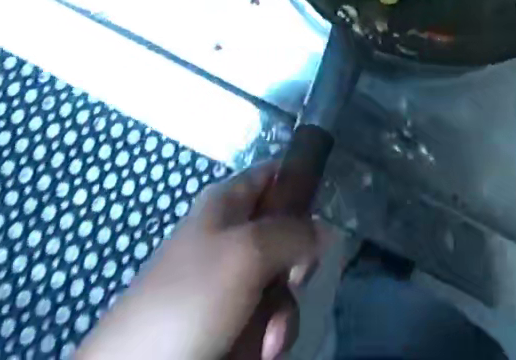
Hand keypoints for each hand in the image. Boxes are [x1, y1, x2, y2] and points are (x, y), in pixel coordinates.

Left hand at [75, 162, 323, 359]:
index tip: (319, 222)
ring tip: (267, 341)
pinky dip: (266, 340)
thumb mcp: (249, 252)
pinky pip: (262, 323)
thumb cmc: (190, 299)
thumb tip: (324, 231)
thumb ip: (294, 233)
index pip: (275, 174)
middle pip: (285, 237)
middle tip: (291, 283)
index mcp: (227, 203)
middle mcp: (228, 237)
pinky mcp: (223, 326)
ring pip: (278, 286)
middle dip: (295, 270)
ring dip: (282, 315)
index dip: (302, 190)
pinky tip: (258, 354)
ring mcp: (225, 284)